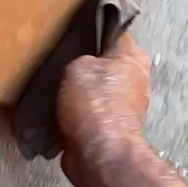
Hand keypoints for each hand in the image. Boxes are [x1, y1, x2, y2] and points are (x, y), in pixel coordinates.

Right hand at [56, 35, 151, 160]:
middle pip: (102, 66)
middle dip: (81, 68)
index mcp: (133, 57)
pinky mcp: (108, 130)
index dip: (92, 33)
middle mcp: (134, 81)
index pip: (114, 34)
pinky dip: (73, 117)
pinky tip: (56, 116)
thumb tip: (80, 69)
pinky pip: (86, 116)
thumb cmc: (94, 104)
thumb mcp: (78, 65)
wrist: (97, 153)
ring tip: (53, 92)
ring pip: (93, 93)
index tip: (72, 36)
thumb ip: (81, 59)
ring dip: (75, 96)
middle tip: (58, 66)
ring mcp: (122, 108)